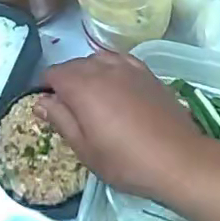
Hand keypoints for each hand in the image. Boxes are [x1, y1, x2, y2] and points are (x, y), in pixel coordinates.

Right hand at [38, 51, 213, 202]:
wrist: (178, 160)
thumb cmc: (126, 161)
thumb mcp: (85, 149)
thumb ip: (60, 120)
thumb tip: (41, 101)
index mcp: (82, 86)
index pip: (53, 74)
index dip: (46, 89)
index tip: (50, 109)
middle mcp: (102, 69)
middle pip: (74, 65)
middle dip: (66, 81)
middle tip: (71, 110)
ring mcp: (127, 68)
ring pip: (97, 59)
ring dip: (88, 73)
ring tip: (93, 97)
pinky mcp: (147, 73)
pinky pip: (120, 60)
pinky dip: (111, 68)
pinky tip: (115, 85)